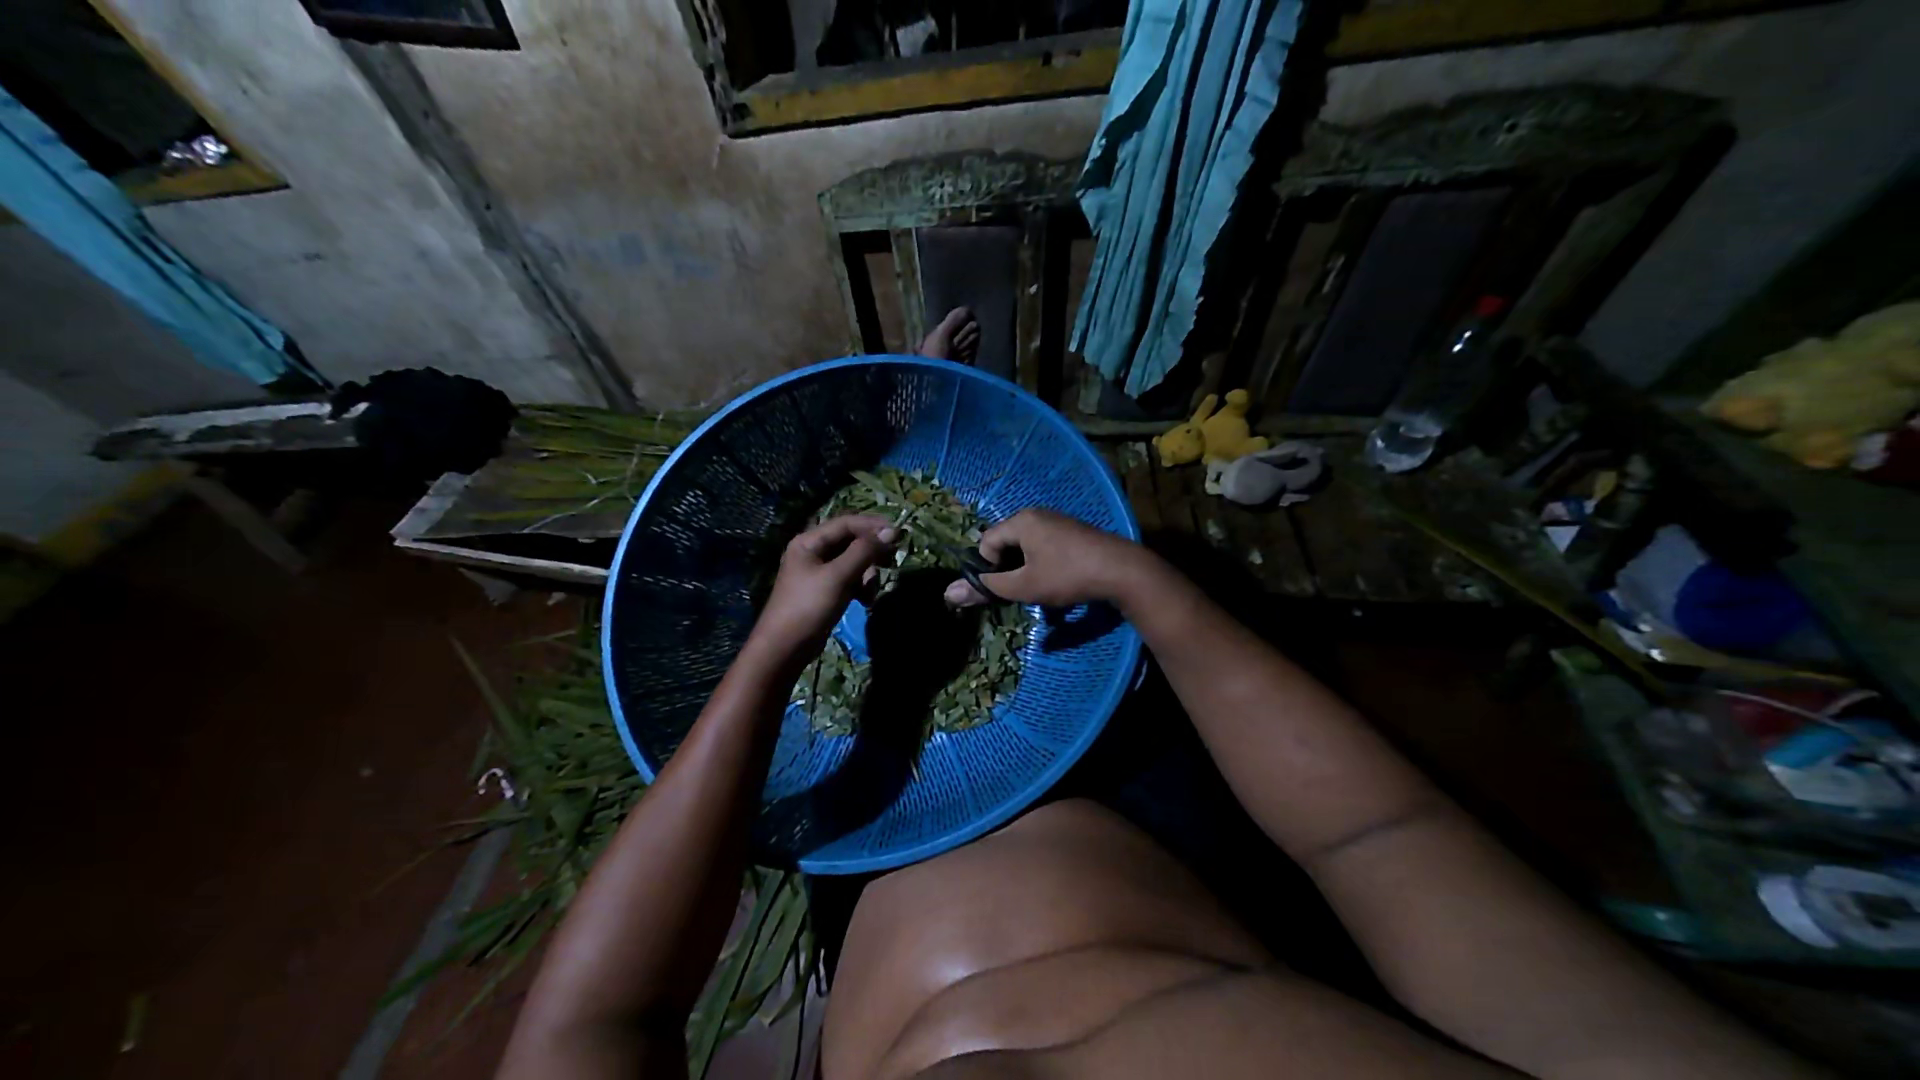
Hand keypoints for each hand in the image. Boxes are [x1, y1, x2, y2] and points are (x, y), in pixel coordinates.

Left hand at [749, 516, 897, 662]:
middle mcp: (814, 551)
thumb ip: (864, 551)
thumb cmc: (808, 606)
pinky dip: (861, 587)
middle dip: (872, 552)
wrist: (785, 648)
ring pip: (854, 562)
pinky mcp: (826, 590)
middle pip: (851, 542)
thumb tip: (891, 531)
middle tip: (891, 562)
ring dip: (867, 574)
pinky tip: (866, 602)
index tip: (899, 534)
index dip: (873, 526)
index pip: (847, 523)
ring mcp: (820, 572)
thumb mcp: (839, 576)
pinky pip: (850, 579)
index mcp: (809, 541)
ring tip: (870, 592)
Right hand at [943, 508, 1148, 608]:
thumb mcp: (1023, 586)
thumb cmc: (1067, 575)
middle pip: (1006, 543)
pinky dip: (1044, 565)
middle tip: (1022, 590)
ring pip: (1027, 547)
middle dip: (1008, 569)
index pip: (986, 542)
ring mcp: (1058, 522)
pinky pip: (1045, 547)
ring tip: (1041, 588)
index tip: (1006, 587)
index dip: (989, 568)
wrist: (1122, 571)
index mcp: (1021, 521)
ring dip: (1027, 570)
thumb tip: (948, 593)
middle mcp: (1037, 515)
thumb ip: (987, 588)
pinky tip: (1060, 582)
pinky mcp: (1073, 533)